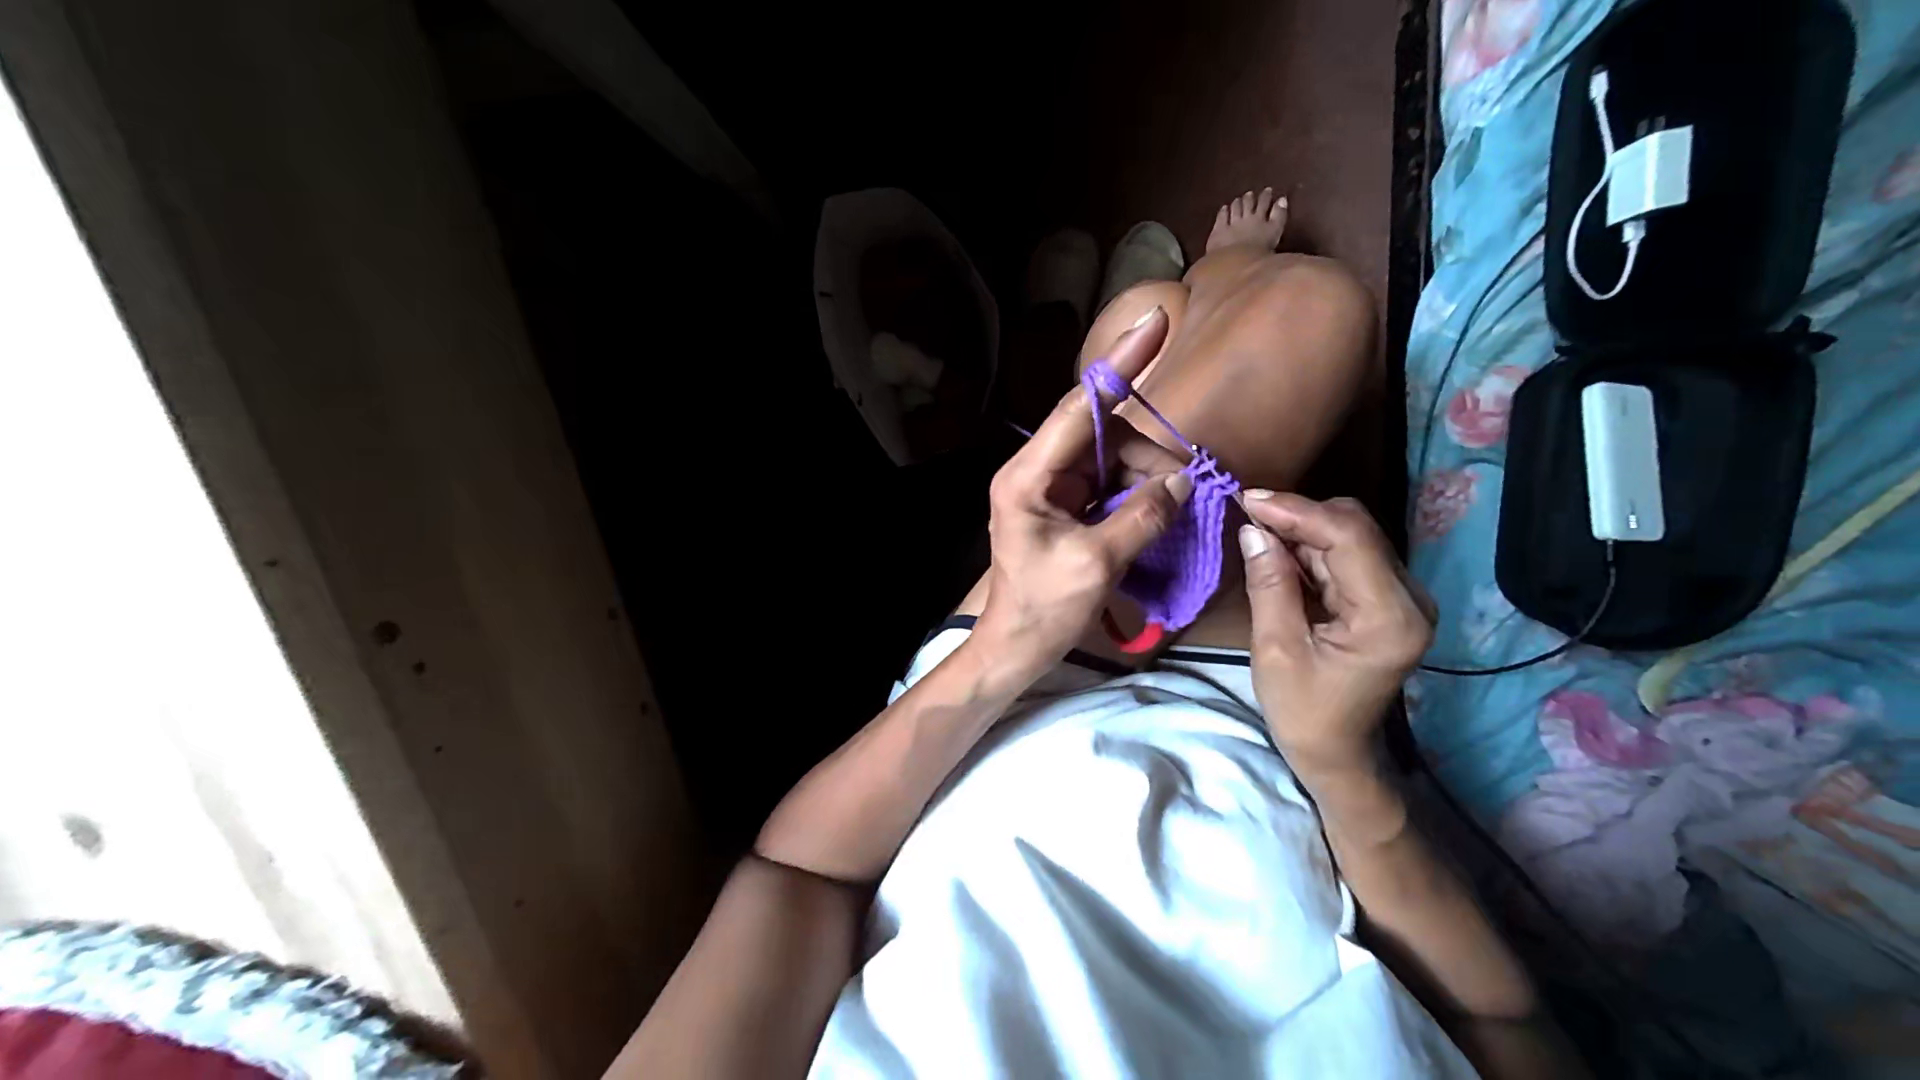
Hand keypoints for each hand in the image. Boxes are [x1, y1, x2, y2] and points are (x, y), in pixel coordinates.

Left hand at [973, 308, 1190, 680]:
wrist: (1015, 646)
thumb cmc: (1043, 610)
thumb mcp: (1096, 564)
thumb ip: (1140, 517)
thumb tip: (1179, 483)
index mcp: (1028, 477)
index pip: (1078, 409)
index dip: (1119, 366)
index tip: (1154, 322)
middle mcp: (1037, 471)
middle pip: (1101, 432)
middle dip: (1146, 451)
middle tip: (1183, 482)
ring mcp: (1052, 487)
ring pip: (1110, 456)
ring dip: (1146, 474)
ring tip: (1172, 507)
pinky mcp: (1066, 505)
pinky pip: (1108, 481)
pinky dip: (1137, 490)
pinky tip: (1158, 507)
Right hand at [1236, 493, 1436, 771]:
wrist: (1338, 751)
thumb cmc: (1304, 711)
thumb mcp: (1276, 650)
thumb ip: (1269, 585)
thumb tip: (1253, 530)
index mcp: (1389, 617)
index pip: (1349, 538)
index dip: (1298, 511)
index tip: (1249, 499)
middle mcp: (1409, 598)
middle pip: (1356, 528)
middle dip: (1299, 514)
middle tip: (1247, 513)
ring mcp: (1401, 596)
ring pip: (1351, 534)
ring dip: (1301, 527)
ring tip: (1255, 529)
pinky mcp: (1386, 598)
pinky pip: (1347, 555)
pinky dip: (1309, 546)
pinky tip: (1277, 548)